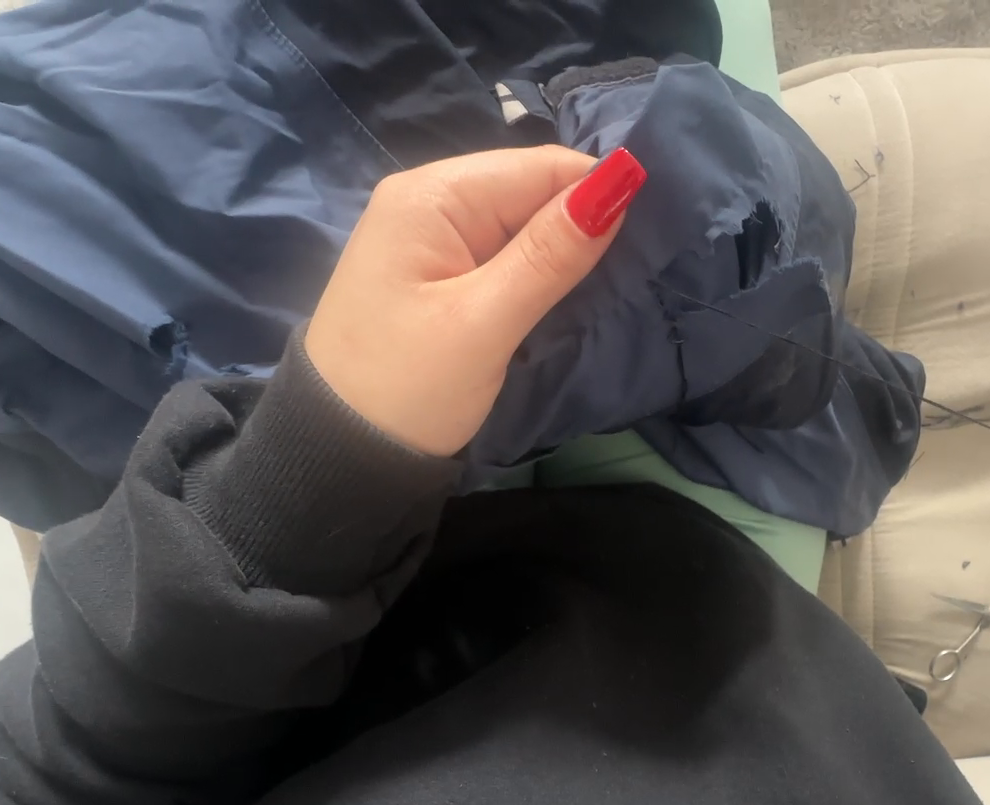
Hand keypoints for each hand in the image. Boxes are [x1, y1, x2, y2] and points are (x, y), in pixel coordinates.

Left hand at [305, 146, 645, 455]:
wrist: (341, 452)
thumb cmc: (408, 388)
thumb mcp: (483, 323)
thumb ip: (549, 255)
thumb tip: (620, 184)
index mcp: (431, 197)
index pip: (537, 168)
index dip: (596, 194)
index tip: (648, 238)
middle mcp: (428, 204)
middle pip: (528, 193)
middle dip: (579, 226)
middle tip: (631, 274)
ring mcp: (430, 242)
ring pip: (519, 229)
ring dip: (561, 255)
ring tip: (603, 288)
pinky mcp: (437, 278)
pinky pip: (500, 259)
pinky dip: (534, 277)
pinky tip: (559, 299)